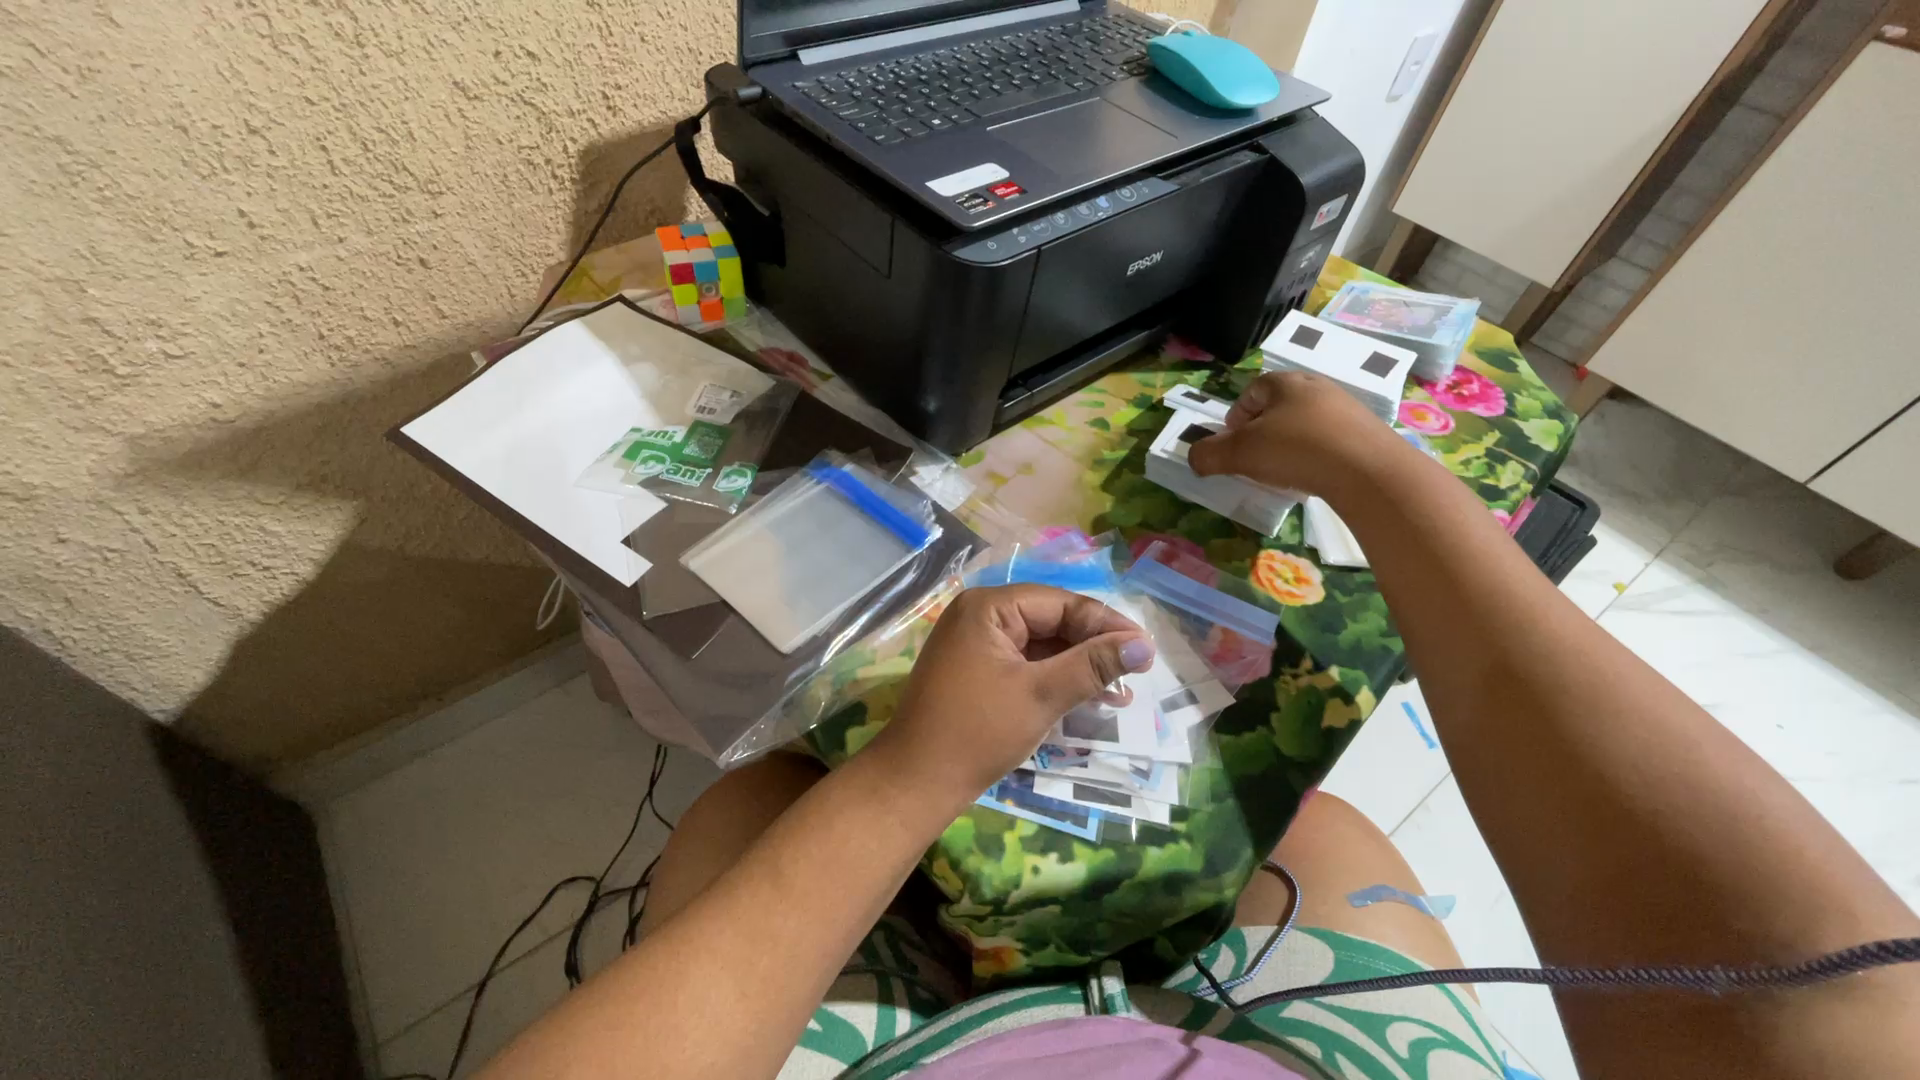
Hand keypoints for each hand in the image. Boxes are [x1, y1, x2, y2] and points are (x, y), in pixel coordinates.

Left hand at [864, 584, 1155, 803]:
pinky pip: (1025, 664)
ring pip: (1041, 644)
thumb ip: (1093, 665)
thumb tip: (1144, 645)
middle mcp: (979, 615)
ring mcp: (975, 644)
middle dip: (1094, 647)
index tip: (1146, 650)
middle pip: (1051, 620)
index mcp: (988, 607)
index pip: (1061, 603)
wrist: (916, 782)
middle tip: (1137, 672)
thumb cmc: (978, 732)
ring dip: (1079, 666)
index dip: (1106, 624)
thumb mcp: (1042, 695)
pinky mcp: (976, 671)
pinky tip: (1088, 698)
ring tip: (1120, 692)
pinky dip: (1055, 679)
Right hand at [1186, 371, 1408, 495]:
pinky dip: (1316, 454)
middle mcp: (1317, 386)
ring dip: (1291, 441)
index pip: (1252, 390)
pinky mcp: (1367, 432)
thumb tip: (1193, 458)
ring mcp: (1346, 408)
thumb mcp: (1241, 454)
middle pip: (1280, 404)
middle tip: (1254, 456)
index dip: (1236, 415)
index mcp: (1284, 382)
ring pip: (1307, 421)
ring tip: (1284, 469)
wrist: (1368, 470)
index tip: (1232, 441)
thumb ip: (1209, 454)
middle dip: (1263, 429)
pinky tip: (1314, 475)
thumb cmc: (1296, 450)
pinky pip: (1331, 439)